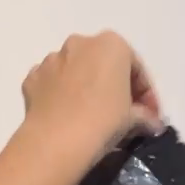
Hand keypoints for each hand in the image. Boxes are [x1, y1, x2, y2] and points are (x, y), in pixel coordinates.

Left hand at [19, 32, 162, 163]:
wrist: (56, 141)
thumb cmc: (104, 121)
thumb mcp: (133, 119)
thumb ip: (145, 115)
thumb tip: (151, 123)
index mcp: (111, 44)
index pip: (137, 69)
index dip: (147, 95)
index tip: (151, 116)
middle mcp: (80, 43)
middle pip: (104, 66)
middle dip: (115, 87)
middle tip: (124, 115)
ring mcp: (52, 59)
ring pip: (76, 72)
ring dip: (86, 89)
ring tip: (92, 118)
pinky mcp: (32, 78)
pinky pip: (53, 84)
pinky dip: (62, 96)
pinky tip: (68, 117)